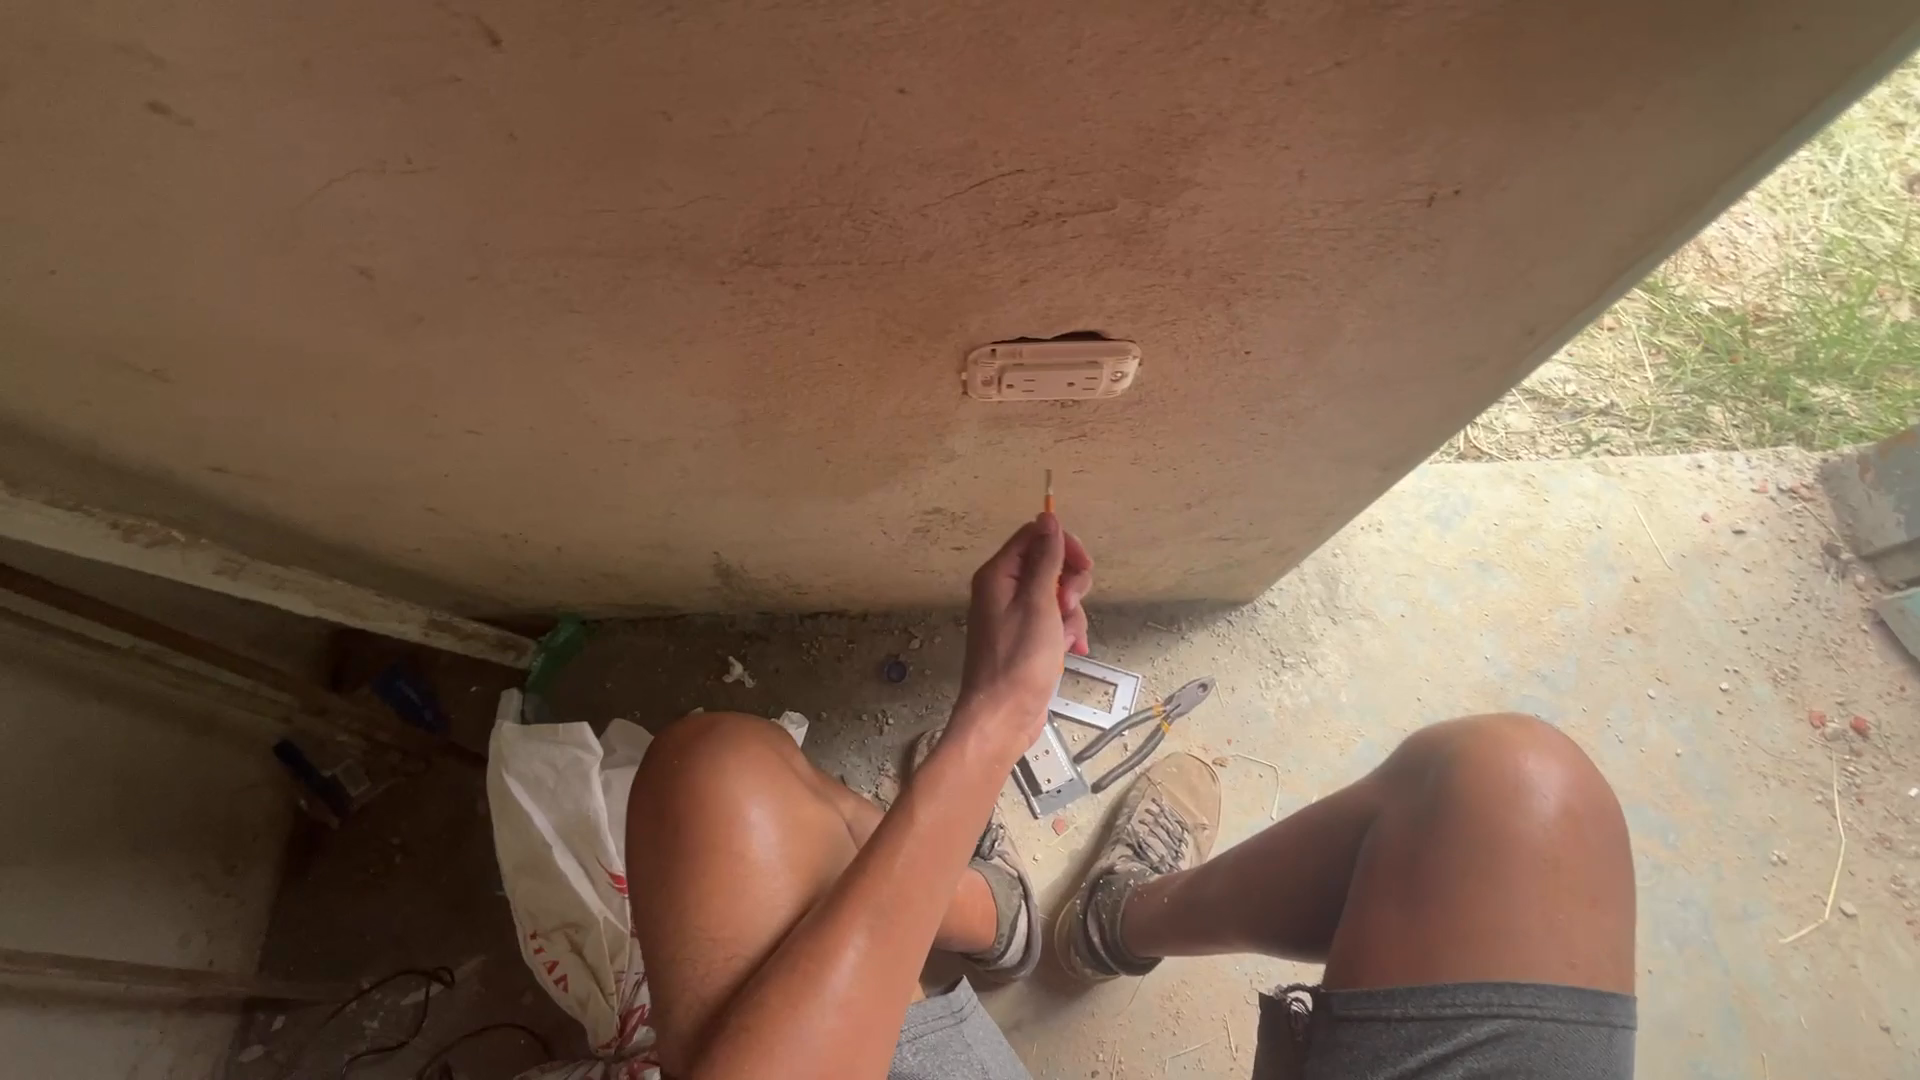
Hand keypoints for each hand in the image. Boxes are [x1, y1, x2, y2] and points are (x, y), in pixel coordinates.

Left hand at [951, 512, 1093, 758]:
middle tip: (1066, 606)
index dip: (1063, 546)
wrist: (1004, 716)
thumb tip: (1048, 518)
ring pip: (1058, 595)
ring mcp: (1016, 615)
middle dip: (1069, 585)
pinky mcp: (1028, 637)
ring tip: (1065, 638)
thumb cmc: (1019, 660)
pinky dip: (1067, 632)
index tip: (1082, 565)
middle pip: (1049, 564)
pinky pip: (1055, 621)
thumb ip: (1046, 559)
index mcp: (998, 575)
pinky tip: (1070, 650)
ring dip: (1071, 614)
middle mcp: (1003, 590)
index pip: (1034, 536)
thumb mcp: (1038, 603)